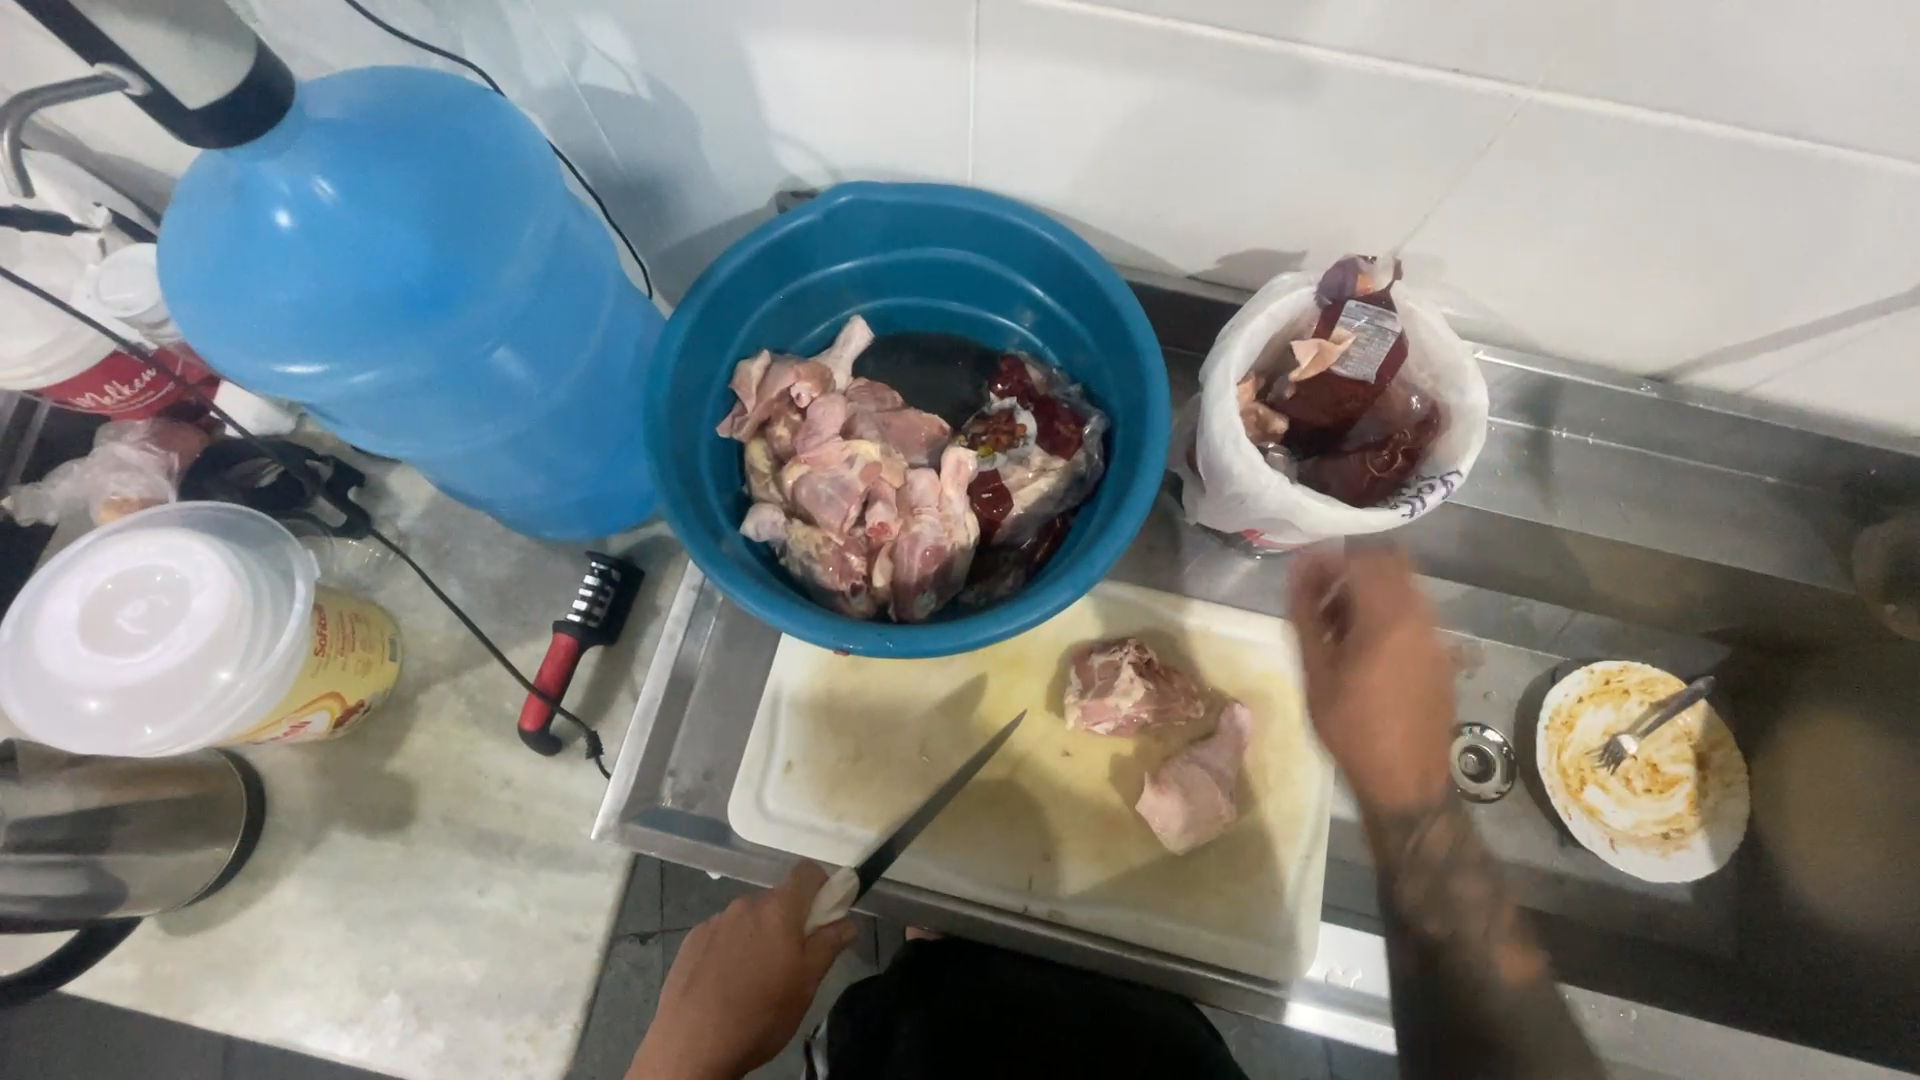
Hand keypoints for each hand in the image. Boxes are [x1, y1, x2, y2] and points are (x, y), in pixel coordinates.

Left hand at [628, 863, 860, 1079]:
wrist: (689, 1049)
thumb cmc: (759, 1015)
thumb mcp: (806, 985)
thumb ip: (829, 945)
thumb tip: (848, 921)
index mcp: (779, 909)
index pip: (807, 871)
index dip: (820, 886)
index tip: (823, 915)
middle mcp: (746, 904)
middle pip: (777, 898)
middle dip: (788, 920)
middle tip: (790, 961)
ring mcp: (715, 921)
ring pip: (749, 918)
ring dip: (758, 935)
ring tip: (753, 979)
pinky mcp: (691, 940)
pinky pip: (722, 933)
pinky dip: (730, 948)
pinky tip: (724, 984)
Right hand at [1289, 543, 1453, 815]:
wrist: (1405, 779)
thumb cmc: (1351, 726)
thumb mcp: (1316, 671)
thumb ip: (1305, 615)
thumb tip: (1296, 573)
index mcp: (1388, 617)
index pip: (1362, 558)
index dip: (1328, 558)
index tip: (1302, 574)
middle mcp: (1421, 617)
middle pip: (1388, 564)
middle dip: (1349, 572)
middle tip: (1318, 597)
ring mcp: (1437, 636)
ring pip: (1401, 588)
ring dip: (1367, 593)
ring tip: (1334, 626)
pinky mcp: (1442, 655)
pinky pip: (1412, 614)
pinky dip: (1384, 614)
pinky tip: (1360, 647)